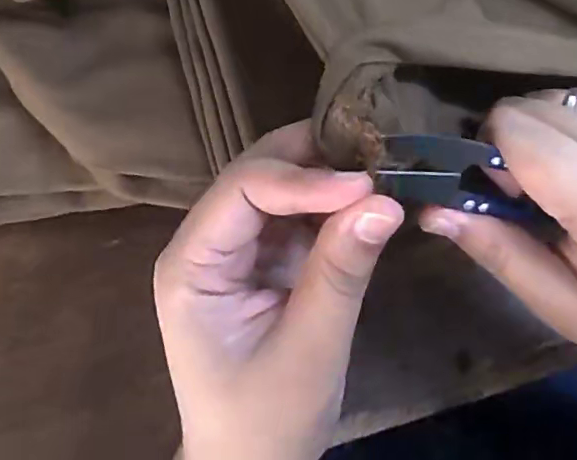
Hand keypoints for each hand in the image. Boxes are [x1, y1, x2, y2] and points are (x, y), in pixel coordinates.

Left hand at [154, 122, 404, 459]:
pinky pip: (298, 204)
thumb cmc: (267, 422)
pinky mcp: (264, 249)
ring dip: (326, 170)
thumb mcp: (310, 352)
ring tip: (377, 167)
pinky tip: (365, 195)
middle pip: (257, 170)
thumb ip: (341, 271)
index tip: (364, 184)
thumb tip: (385, 201)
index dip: (303, 179)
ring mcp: (235, 240)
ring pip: (279, 176)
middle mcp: (206, 238)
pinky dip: (332, 196)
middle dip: (314, 158)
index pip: (243, 189)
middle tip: (374, 154)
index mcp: (191, 262)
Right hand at [418, 89, 576, 410]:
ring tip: (565, 181)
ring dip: (541, 129)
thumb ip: (496, 248)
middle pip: (528, 104)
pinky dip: (572, 122)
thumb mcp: (565, 307)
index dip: (490, 156)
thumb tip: (430, 209)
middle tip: (533, 197)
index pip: (512, 126)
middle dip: (510, 141)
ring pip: (555, 96)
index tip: (508, 199)